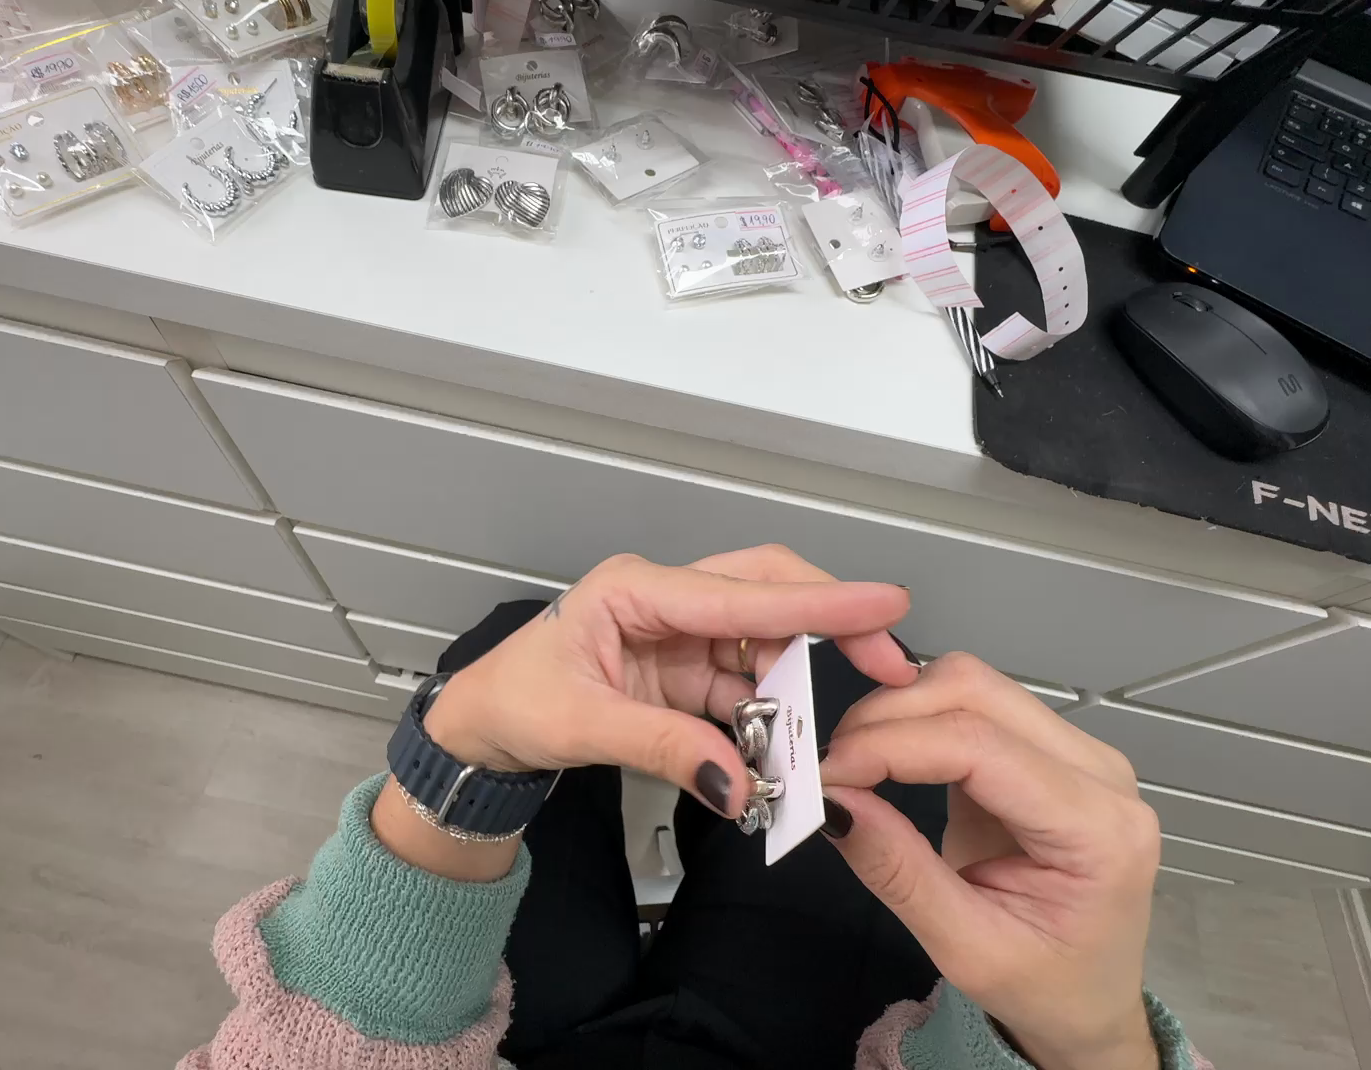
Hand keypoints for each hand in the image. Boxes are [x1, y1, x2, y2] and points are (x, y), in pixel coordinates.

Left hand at [426, 546, 916, 817]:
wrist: (484, 724)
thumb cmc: (513, 701)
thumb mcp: (582, 724)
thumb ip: (665, 747)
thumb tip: (740, 781)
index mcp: (635, 589)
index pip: (739, 593)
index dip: (817, 600)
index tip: (885, 603)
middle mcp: (663, 599)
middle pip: (762, 591)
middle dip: (826, 619)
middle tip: (886, 659)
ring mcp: (676, 633)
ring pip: (759, 642)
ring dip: (796, 683)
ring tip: (824, 732)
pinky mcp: (681, 668)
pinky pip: (741, 683)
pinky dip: (767, 712)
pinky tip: (781, 743)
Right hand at [819, 654, 1161, 1069]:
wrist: (1088, 999)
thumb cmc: (1041, 987)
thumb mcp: (964, 949)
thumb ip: (897, 870)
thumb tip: (831, 798)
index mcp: (1098, 830)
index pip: (975, 745)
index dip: (887, 746)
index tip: (824, 775)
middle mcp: (1096, 769)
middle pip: (971, 689)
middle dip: (885, 715)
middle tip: (834, 766)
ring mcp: (1073, 747)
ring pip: (965, 681)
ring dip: (895, 708)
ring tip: (856, 760)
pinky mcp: (1041, 742)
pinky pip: (966, 698)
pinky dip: (911, 713)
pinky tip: (886, 752)